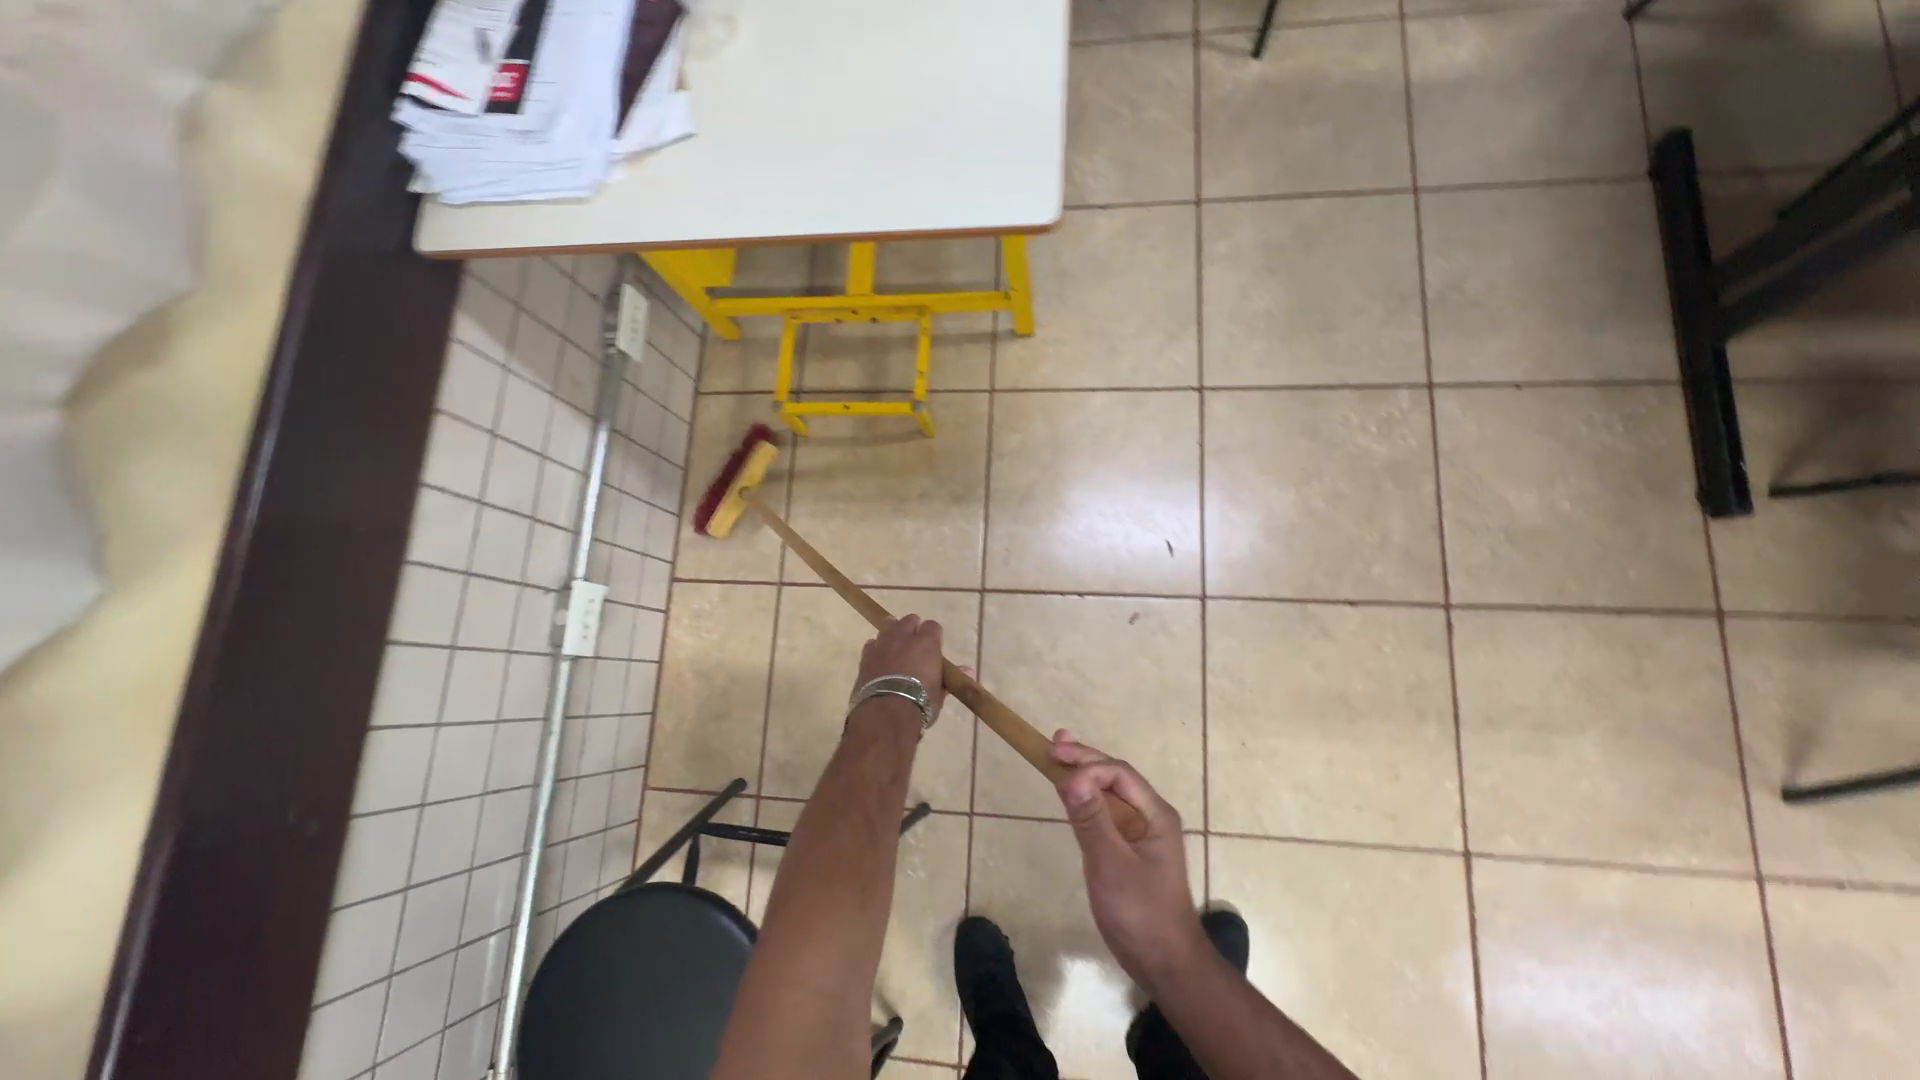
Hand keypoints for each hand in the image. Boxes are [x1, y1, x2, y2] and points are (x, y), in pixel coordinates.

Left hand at [852, 614, 947, 721]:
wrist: (885, 713)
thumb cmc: (920, 703)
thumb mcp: (940, 693)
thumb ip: (951, 678)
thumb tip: (969, 670)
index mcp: (926, 643)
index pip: (933, 626)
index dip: (933, 634)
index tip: (934, 645)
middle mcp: (904, 637)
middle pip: (909, 620)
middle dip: (912, 628)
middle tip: (914, 644)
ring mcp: (882, 644)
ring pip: (888, 626)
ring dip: (893, 632)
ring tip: (895, 645)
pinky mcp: (866, 656)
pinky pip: (872, 644)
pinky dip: (877, 648)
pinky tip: (879, 659)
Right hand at [1052, 730, 1206, 991]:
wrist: (1166, 963)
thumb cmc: (1140, 913)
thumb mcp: (1111, 865)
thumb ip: (1092, 820)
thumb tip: (1071, 777)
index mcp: (1155, 815)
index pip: (1119, 774)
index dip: (1087, 764)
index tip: (1055, 764)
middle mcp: (1151, 817)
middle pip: (1116, 778)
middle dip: (1085, 759)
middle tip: (1053, 743)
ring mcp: (1142, 835)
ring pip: (1111, 795)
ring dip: (1085, 775)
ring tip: (1059, 757)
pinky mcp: (1131, 852)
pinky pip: (1108, 815)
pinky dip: (1088, 800)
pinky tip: (1074, 796)